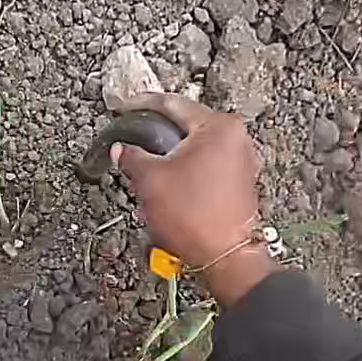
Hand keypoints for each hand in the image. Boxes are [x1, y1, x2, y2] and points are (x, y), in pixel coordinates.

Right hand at [111, 93, 275, 305]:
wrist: (224, 257)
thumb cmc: (193, 217)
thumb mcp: (150, 180)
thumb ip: (132, 156)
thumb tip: (122, 149)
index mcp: (218, 126)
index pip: (171, 103)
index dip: (140, 104)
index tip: (122, 108)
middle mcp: (235, 136)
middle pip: (184, 124)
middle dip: (154, 132)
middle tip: (129, 137)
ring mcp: (239, 158)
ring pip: (193, 145)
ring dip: (168, 152)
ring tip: (144, 164)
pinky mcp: (237, 179)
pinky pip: (204, 162)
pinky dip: (183, 167)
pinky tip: (166, 180)